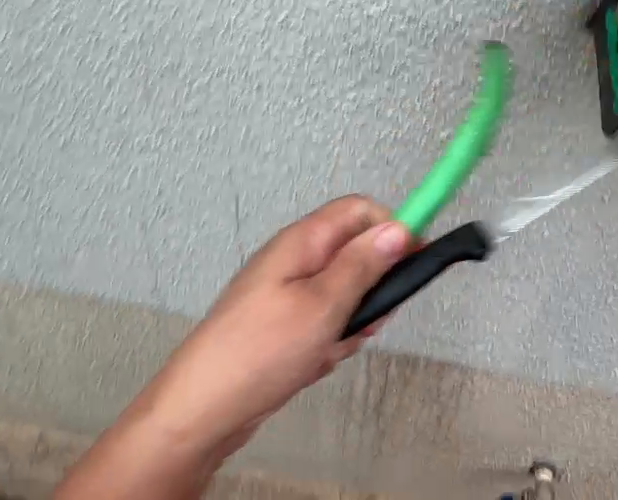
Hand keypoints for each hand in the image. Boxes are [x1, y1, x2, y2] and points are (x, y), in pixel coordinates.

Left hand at [57, 197, 409, 499]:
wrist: (203, 408)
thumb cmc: (255, 354)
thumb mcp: (324, 306)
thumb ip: (363, 265)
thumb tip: (397, 230)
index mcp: (303, 241)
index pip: (360, 209)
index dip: (392, 227)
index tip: (415, 256)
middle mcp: (295, 258)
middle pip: (354, 250)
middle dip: (372, 284)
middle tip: (369, 314)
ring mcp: (287, 290)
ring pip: (343, 290)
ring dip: (352, 317)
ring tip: (335, 344)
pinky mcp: (282, 321)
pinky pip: (324, 318)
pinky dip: (331, 338)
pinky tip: (317, 359)